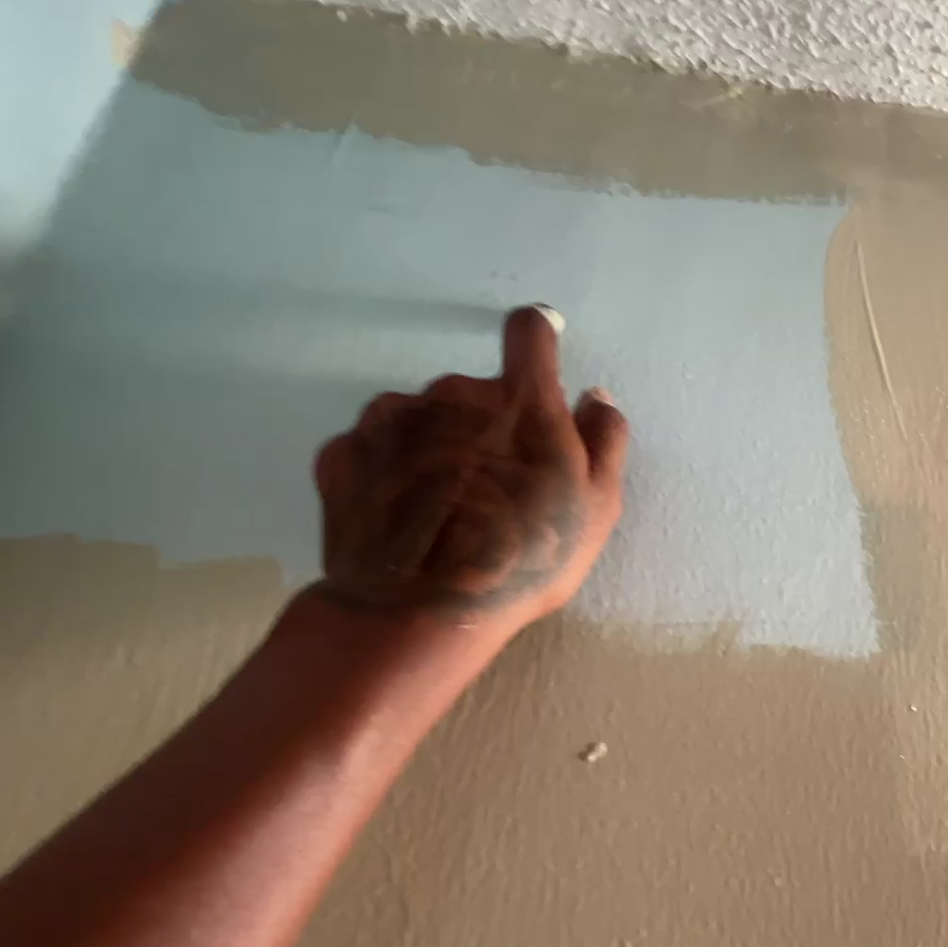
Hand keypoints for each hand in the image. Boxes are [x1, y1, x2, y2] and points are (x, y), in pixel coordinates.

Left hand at [310, 305, 627, 656]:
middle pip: (474, 391)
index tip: (543, 341)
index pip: (529, 332)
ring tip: (443, 509)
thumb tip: (595, 396)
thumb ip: (604, 440)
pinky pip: (377, 448)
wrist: (419, 614)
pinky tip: (403, 516)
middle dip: (486, 424)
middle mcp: (450, 392)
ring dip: (437, 445)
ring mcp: (388, 419)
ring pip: (422, 418)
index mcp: (518, 400)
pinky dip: (392, 470)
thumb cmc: (526, 557)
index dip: (540, 332)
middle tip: (494, 485)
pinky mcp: (343, 452)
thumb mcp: (597, 507)